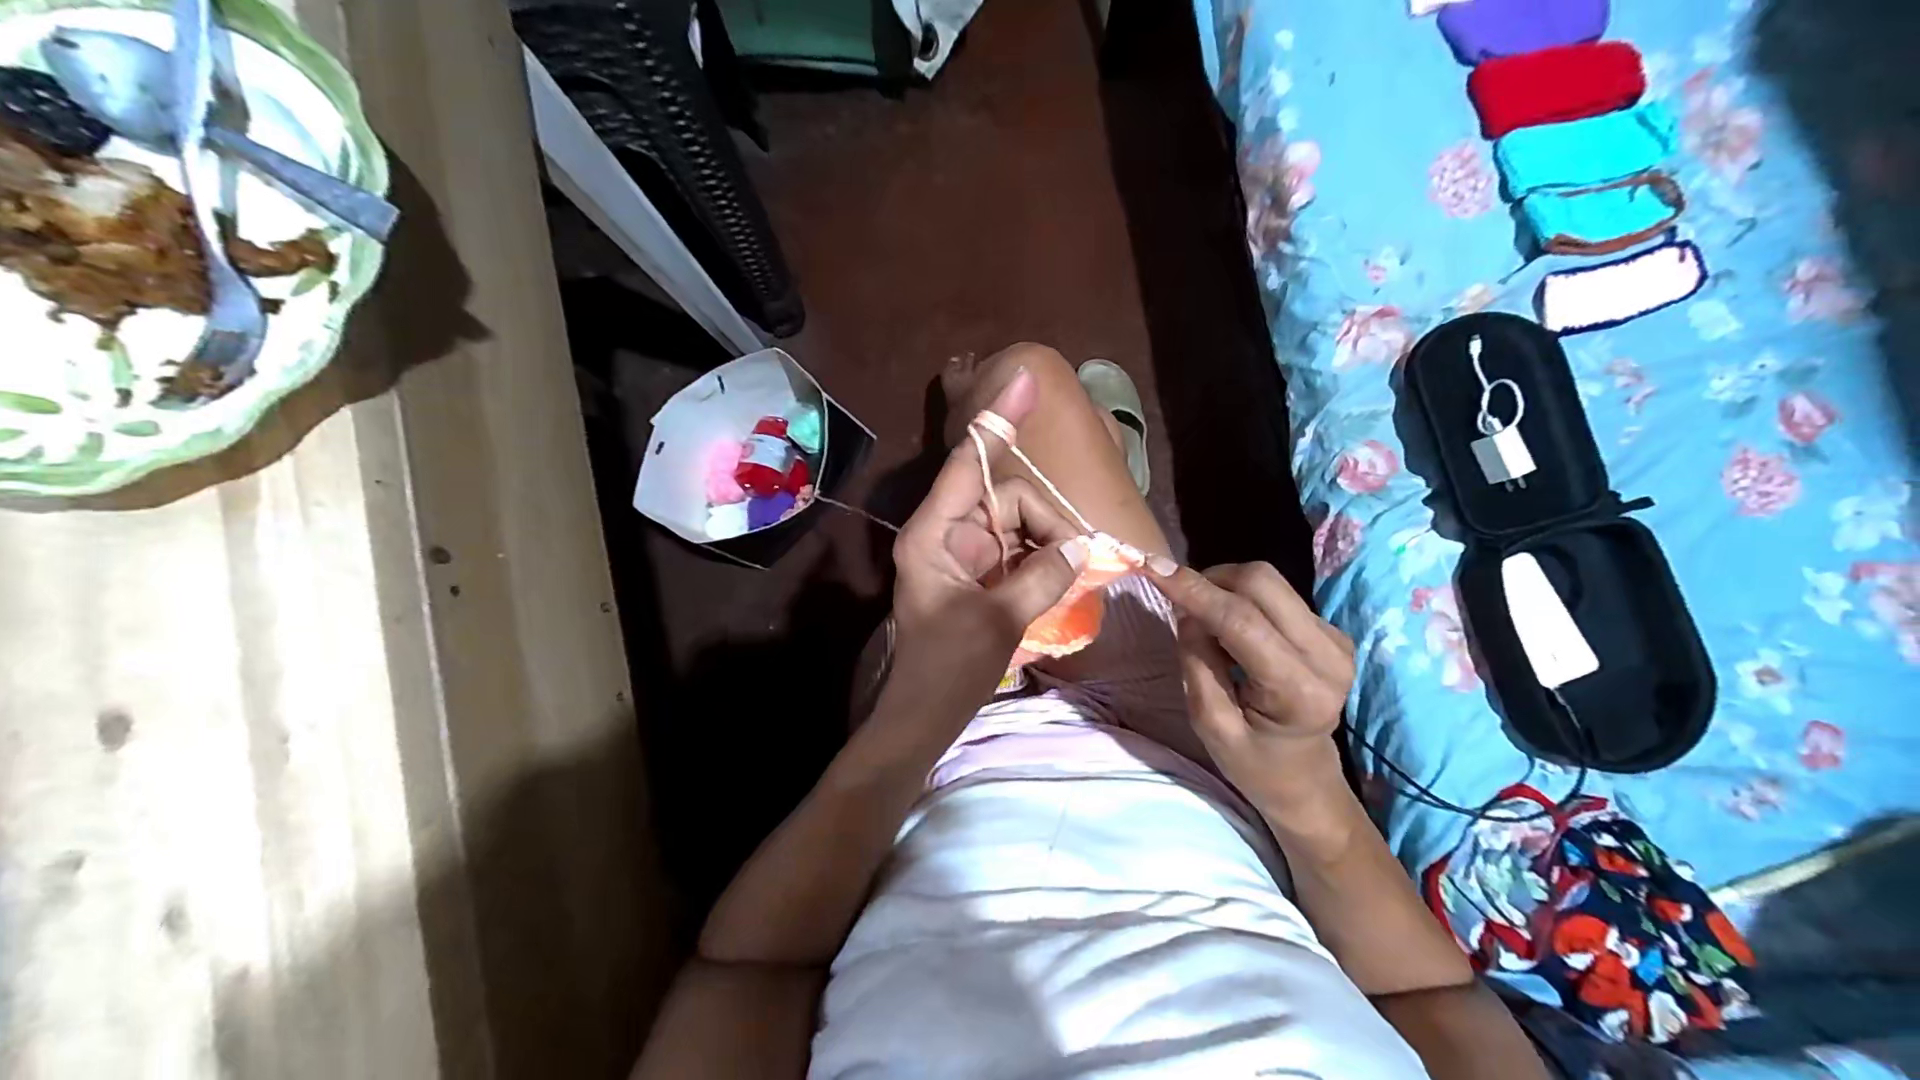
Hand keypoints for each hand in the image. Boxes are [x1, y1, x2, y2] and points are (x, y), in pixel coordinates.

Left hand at [888, 368, 1087, 710]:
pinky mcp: (979, 572)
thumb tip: (1081, 547)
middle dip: (1045, 522)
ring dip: (1047, 543)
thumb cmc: (948, 669)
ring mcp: (965, 552)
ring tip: (1067, 579)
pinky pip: (1018, 547)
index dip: (999, 421)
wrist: (925, 714)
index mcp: (935, 533)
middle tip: (1075, 561)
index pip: (969, 462)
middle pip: (1007, 497)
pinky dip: (1042, 559)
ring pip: (1018, 522)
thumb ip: (1042, 576)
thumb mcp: (998, 621)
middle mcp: (948, 532)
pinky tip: (1058, 581)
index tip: (1027, 379)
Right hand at [1146, 561, 1356, 817]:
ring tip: (1205, 617)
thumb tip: (1187, 608)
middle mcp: (1327, 656)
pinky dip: (1242, 598)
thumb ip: (1197, 662)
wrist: (1303, 775)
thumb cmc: (1252, 761)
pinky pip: (1278, 593)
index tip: (1151, 567)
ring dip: (1225, 586)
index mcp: (1298, 690)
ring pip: (1270, 581)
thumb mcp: (1210, 723)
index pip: (1241, 621)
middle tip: (1181, 600)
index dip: (1194, 589)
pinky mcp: (1331, 630)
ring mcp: (1335, 639)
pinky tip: (1232, 627)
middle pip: (1262, 583)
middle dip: (1211, 580)